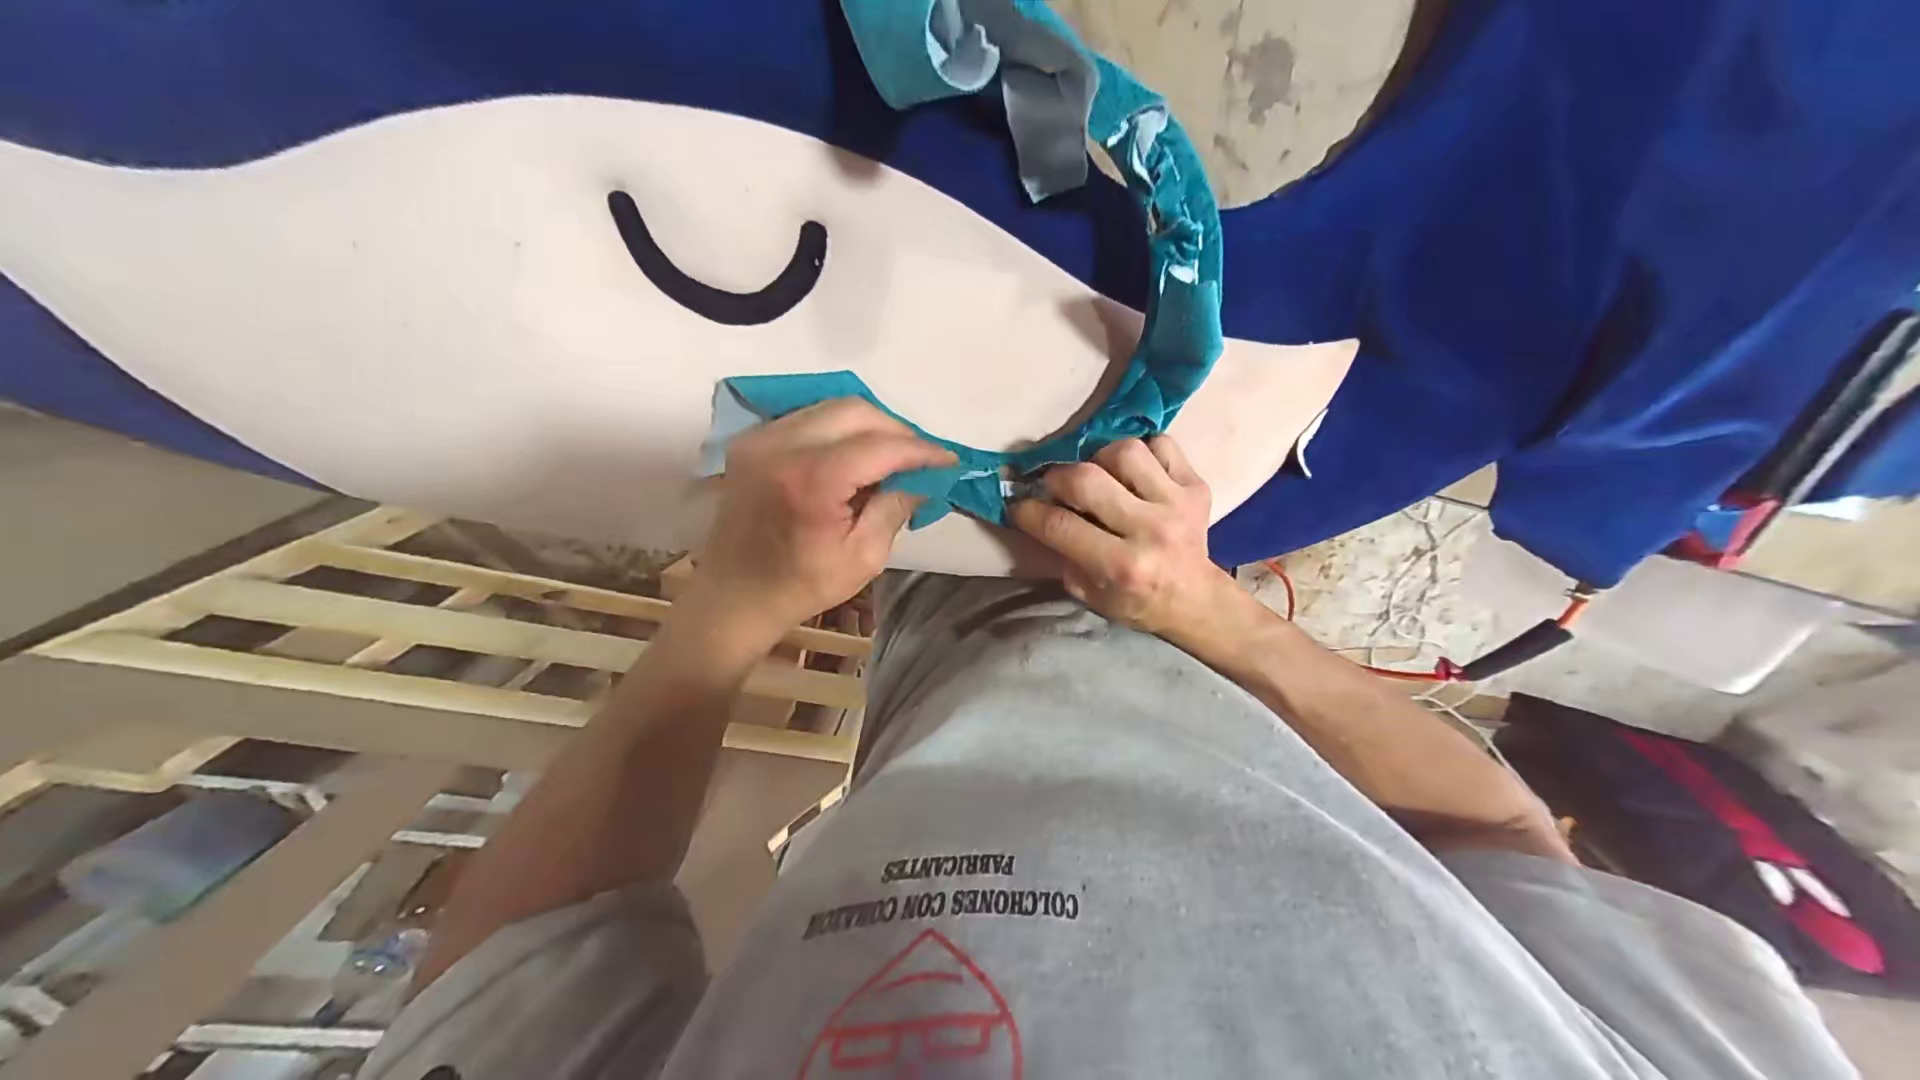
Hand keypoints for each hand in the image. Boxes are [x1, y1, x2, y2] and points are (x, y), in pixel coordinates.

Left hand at [682, 398, 955, 647]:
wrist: (734, 595)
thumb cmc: (801, 585)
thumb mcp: (864, 556)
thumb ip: (895, 506)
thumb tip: (923, 476)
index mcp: (810, 479)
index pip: (879, 445)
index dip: (920, 450)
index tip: (949, 460)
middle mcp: (781, 445)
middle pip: (855, 411)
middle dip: (896, 430)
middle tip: (920, 458)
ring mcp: (761, 438)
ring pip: (831, 407)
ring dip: (869, 425)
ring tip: (892, 455)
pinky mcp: (752, 441)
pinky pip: (808, 418)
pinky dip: (840, 429)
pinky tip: (855, 455)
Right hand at [1009, 435, 1240, 641]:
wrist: (1193, 599)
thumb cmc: (1132, 599)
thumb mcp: (1086, 591)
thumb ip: (1060, 553)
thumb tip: (1033, 511)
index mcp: (1120, 566)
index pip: (1058, 525)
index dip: (1028, 510)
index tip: (1018, 505)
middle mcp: (1150, 531)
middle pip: (1086, 480)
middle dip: (1057, 478)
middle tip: (1055, 486)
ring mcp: (1176, 504)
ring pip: (1124, 452)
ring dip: (1100, 460)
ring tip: (1099, 475)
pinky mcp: (1196, 486)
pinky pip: (1162, 444)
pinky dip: (1142, 451)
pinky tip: (1133, 471)